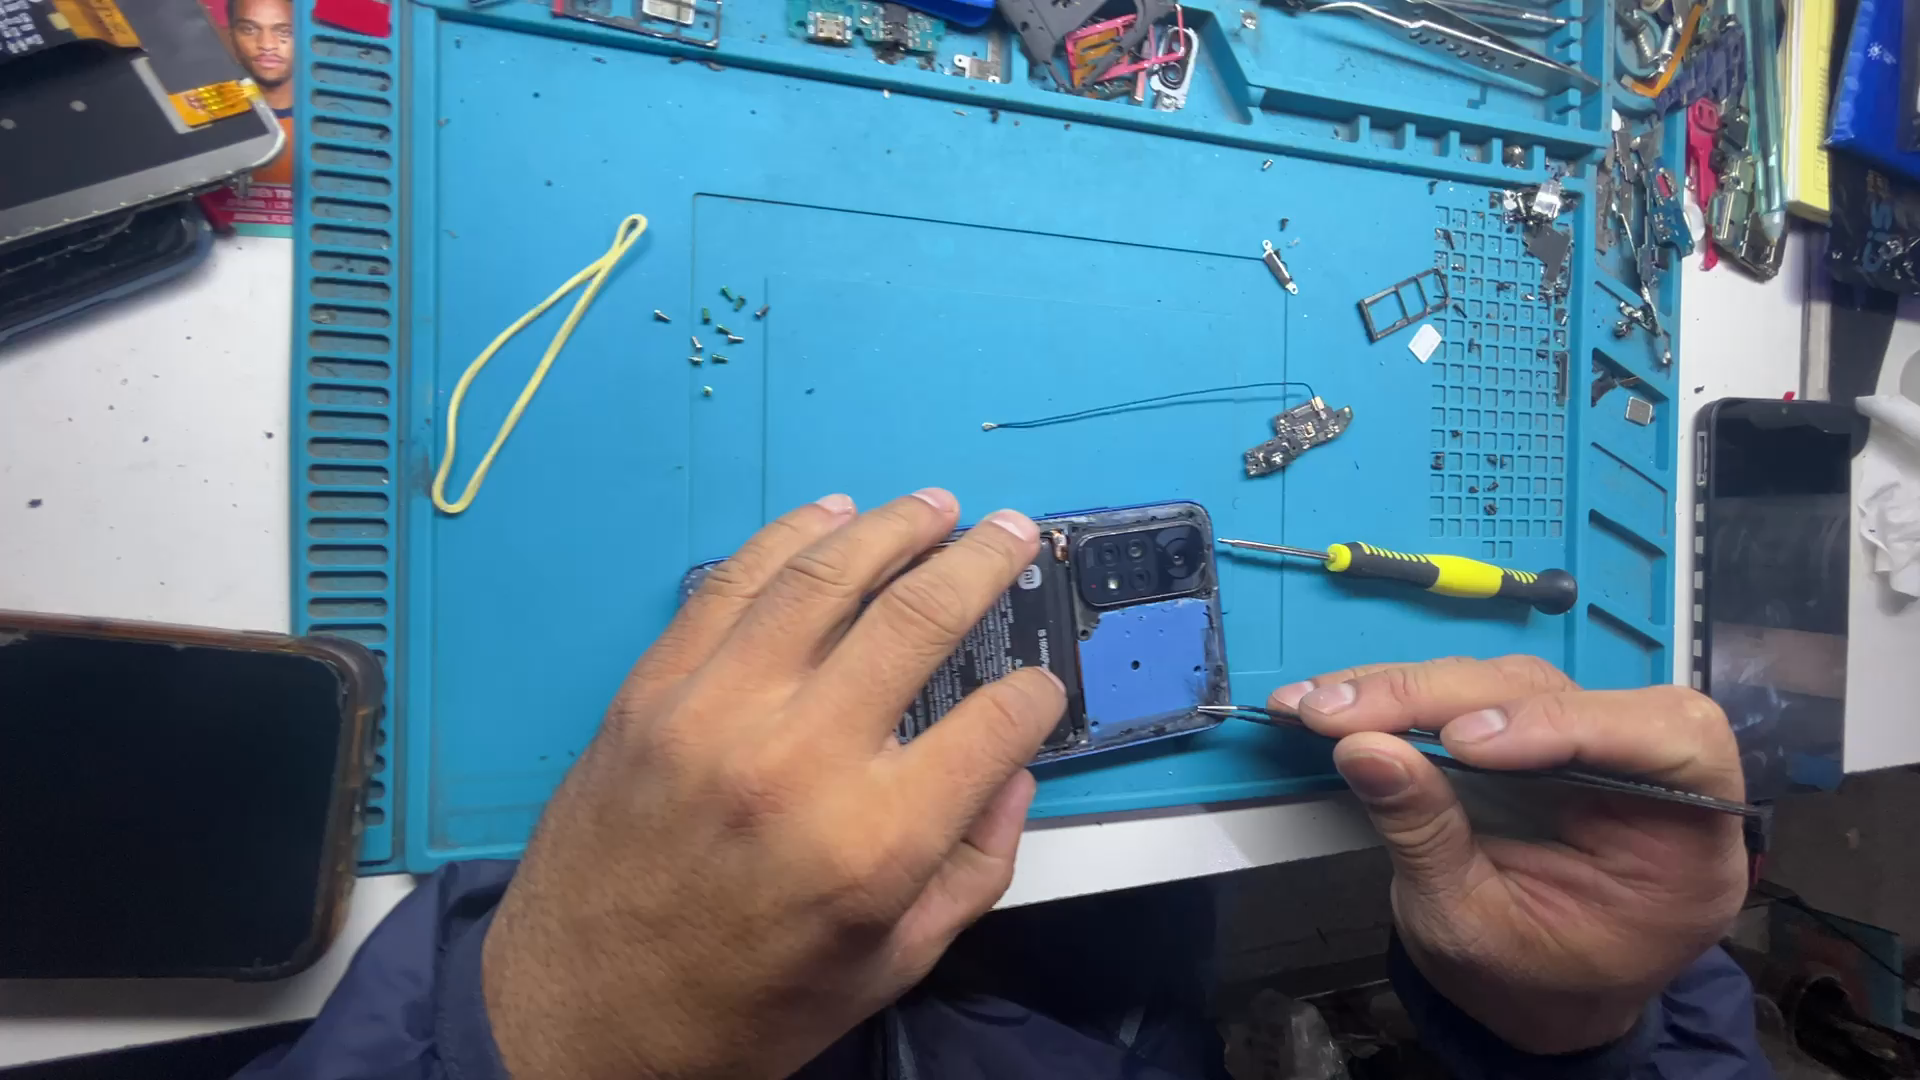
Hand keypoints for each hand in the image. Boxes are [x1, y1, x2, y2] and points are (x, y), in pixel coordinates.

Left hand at [482, 489, 1066, 1079]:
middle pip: (915, 621)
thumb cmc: (748, 1003)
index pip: (993, 729)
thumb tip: (1014, 768)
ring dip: (892, 527)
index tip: (1041, 685)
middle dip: (981, 565)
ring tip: (936, 505)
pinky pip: (732, 583)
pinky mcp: (655, 687)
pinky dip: (791, 535)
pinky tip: (834, 512)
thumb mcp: (890, 965)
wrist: (573, 1019)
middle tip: (1012, 532)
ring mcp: (716, 709)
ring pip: (823, 579)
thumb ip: (975, 867)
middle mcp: (799, 758)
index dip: (1035, 697)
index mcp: (874, 843)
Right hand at [1271, 656, 1746, 1055]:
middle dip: (1428, 698)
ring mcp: (1562, 742)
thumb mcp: (1468, 926)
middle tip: (1334, 714)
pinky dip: (1382, 693)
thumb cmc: (1520, 980)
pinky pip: (1449, 691)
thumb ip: (1424, 837)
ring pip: (1488, 678)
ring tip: (1315, 707)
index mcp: (1675, 839)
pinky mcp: (1505, 729)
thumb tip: (1362, 748)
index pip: (1670, 740)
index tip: (1460, 742)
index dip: (1566, 722)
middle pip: (1542, 692)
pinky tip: (1324, 699)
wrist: (1515, 992)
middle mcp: (1628, 773)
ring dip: (1394, 688)